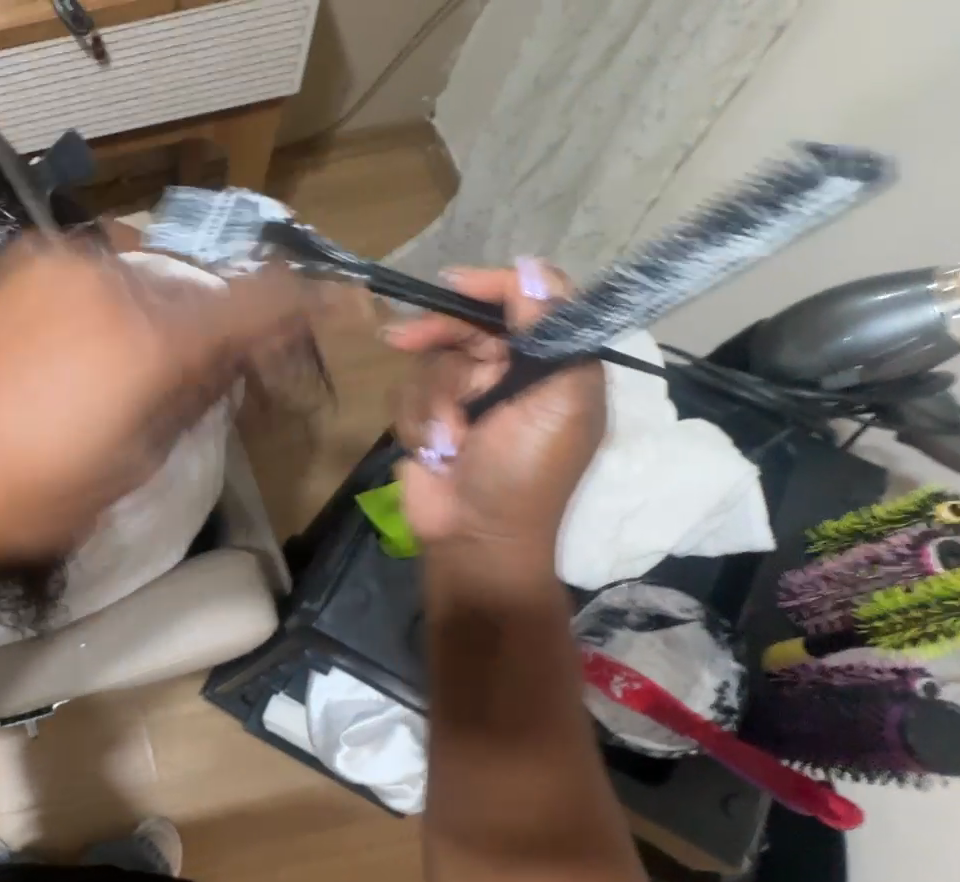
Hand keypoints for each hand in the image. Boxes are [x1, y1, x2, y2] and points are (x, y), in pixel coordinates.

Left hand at [0, 238, 308, 591]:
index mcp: (148, 338)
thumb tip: (227, 366)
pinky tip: (90, 359)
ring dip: (166, 319)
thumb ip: (187, 406)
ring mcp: (53, 267)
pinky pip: (94, 279)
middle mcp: (108, 279)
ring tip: (145, 379)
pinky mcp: (11, 271)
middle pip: (202, 286)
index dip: (305, 309)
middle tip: (218, 382)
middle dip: (223, 330)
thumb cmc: (12, 502)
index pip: (260, 299)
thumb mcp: (123, 473)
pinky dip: (116, 308)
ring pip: (146, 279)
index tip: (326, 322)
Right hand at [386, 259, 605, 562]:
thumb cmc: (527, 473)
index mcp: (553, 363)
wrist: (476, 536)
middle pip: (466, 326)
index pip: (526, 302)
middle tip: (402, 338)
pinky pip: (407, 396)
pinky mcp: (428, 420)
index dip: (492, 287)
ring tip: (450, 440)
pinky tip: (434, 451)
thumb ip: (550, 332)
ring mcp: (464, 398)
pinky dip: (418, 423)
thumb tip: (530, 266)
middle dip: (437, 337)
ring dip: (433, 403)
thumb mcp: (557, 399)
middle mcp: (508, 373)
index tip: (454, 285)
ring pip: (430, 363)